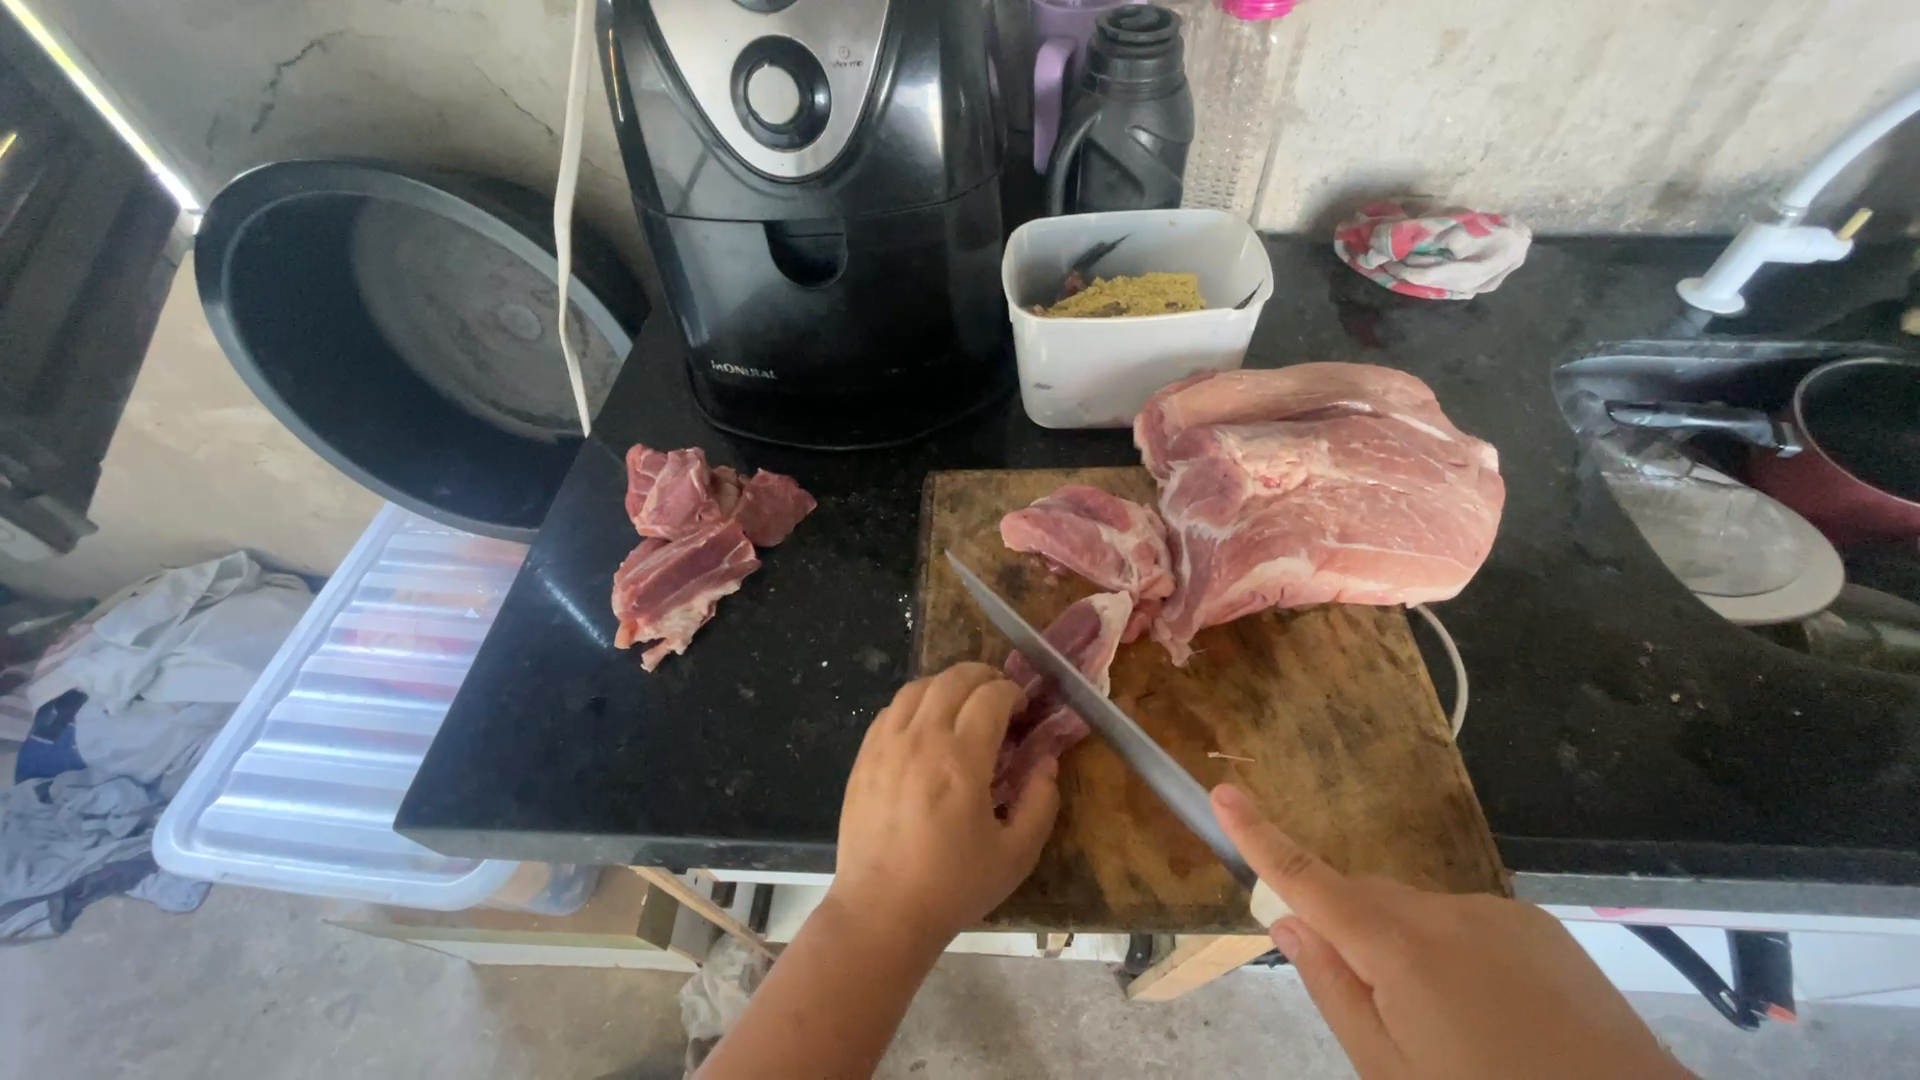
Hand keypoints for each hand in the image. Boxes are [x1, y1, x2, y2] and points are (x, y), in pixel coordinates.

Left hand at [828, 663, 1061, 947]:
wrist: (881, 911)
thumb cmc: (953, 886)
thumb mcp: (1016, 854)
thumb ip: (1040, 801)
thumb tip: (1047, 760)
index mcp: (961, 759)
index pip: (991, 696)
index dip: (1013, 692)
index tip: (1023, 708)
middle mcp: (922, 739)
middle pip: (953, 679)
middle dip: (984, 676)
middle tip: (999, 697)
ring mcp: (886, 745)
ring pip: (917, 687)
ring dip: (947, 684)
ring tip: (963, 703)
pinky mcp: (864, 757)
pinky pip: (890, 709)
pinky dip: (915, 703)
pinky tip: (926, 724)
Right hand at [1212, 784, 1692, 1079]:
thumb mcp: (1389, 1072)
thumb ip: (1332, 990)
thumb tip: (1289, 926)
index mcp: (1394, 946)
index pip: (1305, 879)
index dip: (1258, 836)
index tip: (1222, 793)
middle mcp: (1439, 909)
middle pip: (1361, 898)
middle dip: (1348, 930)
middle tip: (1374, 1005)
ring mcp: (1493, 911)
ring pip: (1414, 912)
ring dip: (1406, 947)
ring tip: (1454, 1027)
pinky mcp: (1536, 924)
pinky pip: (1466, 923)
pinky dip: (1456, 953)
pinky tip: (1499, 1014)